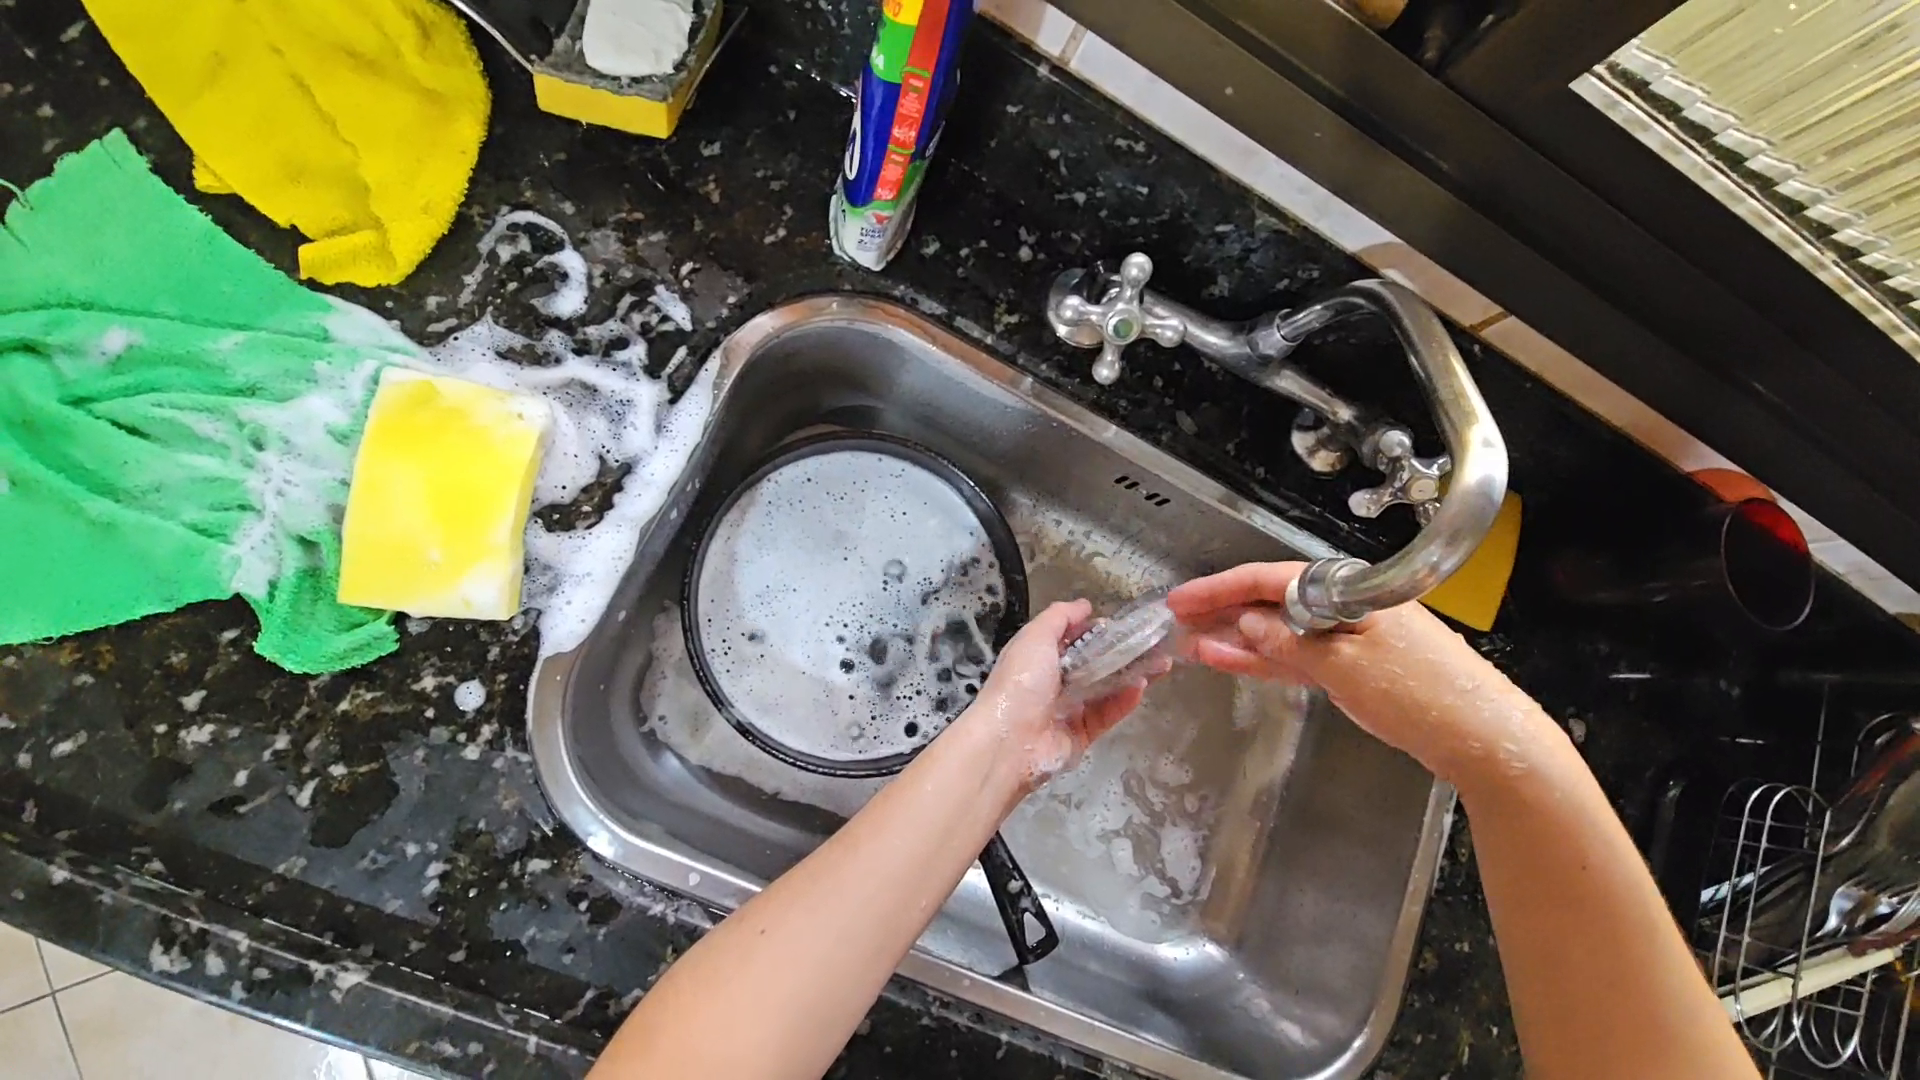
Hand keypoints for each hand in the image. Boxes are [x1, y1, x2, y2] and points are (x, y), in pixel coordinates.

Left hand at [961, 599, 1161, 789]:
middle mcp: (1052, 682)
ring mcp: (1068, 709)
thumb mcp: (1035, 636)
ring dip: (1131, 675)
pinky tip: (1142, 686)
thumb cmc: (1021, 681)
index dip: (1095, 630)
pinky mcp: (1081, 735)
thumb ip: (1060, 617)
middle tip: (1153, 643)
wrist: (1009, 740)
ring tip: (1160, 662)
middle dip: (1121, 653)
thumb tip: (1085, 605)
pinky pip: (1107, 715)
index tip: (1122, 623)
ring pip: (1105, 689)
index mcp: (1038, 656)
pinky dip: (1124, 701)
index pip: (1071, 639)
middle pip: (1093, 664)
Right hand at [1166, 562, 1559, 786]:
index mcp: (1348, 591)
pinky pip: (1293, 660)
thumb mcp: (1347, 666)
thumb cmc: (1422, 693)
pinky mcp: (1346, 672)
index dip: (1222, 588)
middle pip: (1270, 602)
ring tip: (1188, 642)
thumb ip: (1290, 642)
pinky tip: (1225, 661)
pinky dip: (1261, 661)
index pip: (1271, 579)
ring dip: (1234, 638)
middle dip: (1221, 611)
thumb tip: (1246, 623)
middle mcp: (1342, 609)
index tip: (1182, 599)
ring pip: (1277, 634)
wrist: (1485, 742)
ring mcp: (1344, 642)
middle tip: (1176, 620)